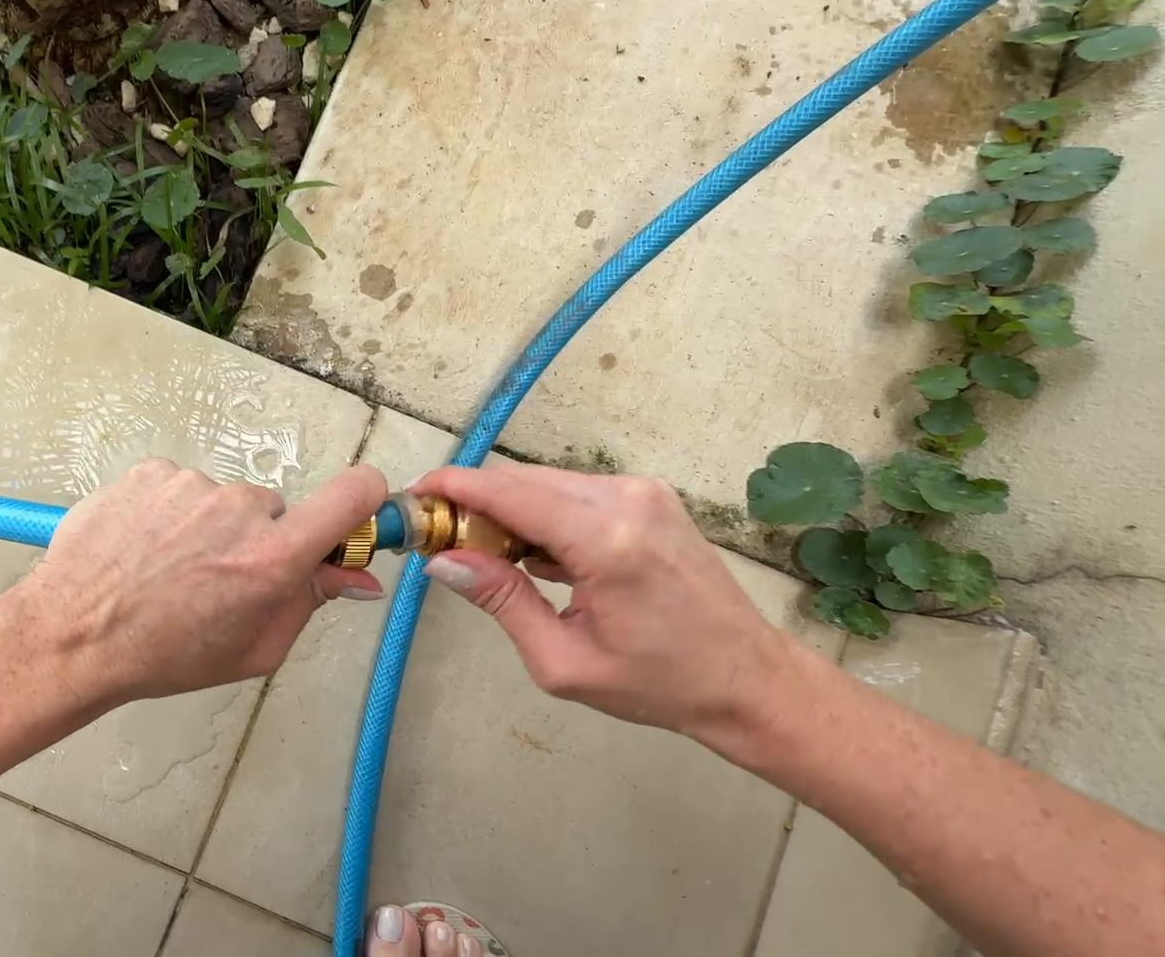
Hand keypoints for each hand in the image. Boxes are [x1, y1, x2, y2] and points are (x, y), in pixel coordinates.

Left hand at [0, 459, 389, 703]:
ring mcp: (190, 484)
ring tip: (168, 566)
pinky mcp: (152, 471)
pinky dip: (172, 511)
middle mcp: (237, 509)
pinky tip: (145, 546)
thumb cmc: (165, 654)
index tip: (359, 513)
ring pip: (223, 500)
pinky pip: (182, 487)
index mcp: (272, 558)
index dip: (366, 498)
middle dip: (259, 538)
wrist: (73, 633)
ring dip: (209, 526)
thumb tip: (360, 578)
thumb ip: (311, 603)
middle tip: (218, 576)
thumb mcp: (252, 649)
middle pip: (275, 510)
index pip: (352, 495)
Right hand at [409, 464, 795, 743]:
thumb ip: (501, 602)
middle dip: (473, 502)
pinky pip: (573, 492)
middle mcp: (625, 498)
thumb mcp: (563, 661)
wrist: (752, 681)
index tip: (413, 495)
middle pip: (521, 480)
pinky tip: (534, 552)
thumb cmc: (658, 684)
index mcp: (607, 541)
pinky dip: (540, 512)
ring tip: (486, 552)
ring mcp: (642, 491)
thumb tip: (441, 561)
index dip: (453, 487)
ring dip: (506, 508)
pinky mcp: (649, 496)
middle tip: (442, 538)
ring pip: (545, 482)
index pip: (508, 492)